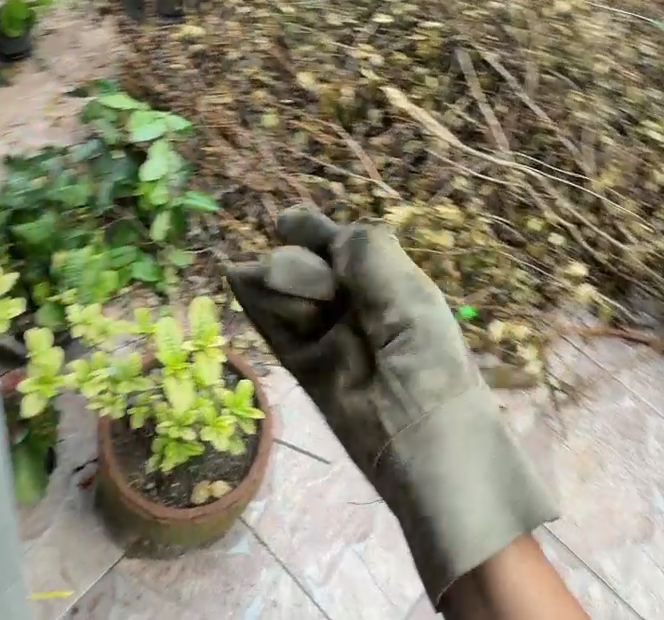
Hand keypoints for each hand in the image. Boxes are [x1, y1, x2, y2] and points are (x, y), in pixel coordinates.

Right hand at [227, 206, 558, 604]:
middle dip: (303, 267)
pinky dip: (256, 305)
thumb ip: (365, 252)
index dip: (316, 233)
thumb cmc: (427, 358)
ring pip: (290, 295)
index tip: (285, 222)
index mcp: (391, 283)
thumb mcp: (407, 293)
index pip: (346, 248)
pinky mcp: (306, 368)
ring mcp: (331, 338)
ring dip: (281, 287)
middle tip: (321, 294)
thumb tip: (314, 233)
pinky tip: (236, 278)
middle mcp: (358, 306)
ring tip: (296, 304)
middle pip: (312, 267)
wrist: (423, 439)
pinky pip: (277, 330)